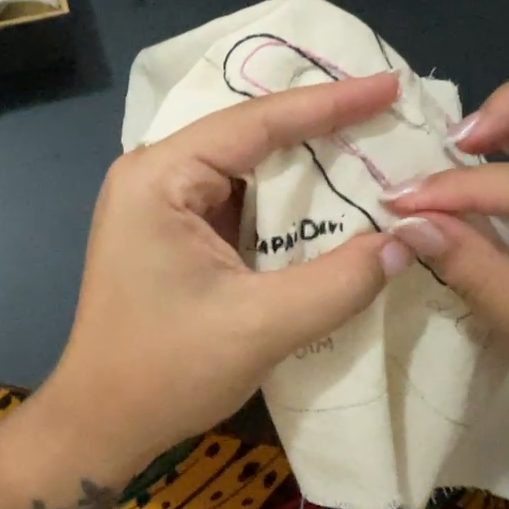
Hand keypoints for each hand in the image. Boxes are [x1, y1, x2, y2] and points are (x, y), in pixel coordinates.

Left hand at [36, 72, 413, 476]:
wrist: (101, 422)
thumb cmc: (165, 372)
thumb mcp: (261, 325)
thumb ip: (341, 281)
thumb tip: (407, 239)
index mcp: (159, 176)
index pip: (256, 123)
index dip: (329, 103)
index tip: (389, 85)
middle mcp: (154, 174)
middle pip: (249, 134)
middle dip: (319, 125)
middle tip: (389, 111)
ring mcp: (160, 201)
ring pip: (245, 165)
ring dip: (305, 162)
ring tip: (372, 145)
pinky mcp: (171, 229)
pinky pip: (237, 197)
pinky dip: (284, 199)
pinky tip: (330, 197)